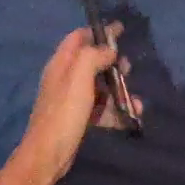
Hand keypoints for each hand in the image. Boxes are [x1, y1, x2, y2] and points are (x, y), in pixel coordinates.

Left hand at [10, 25, 141, 184]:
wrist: (49, 153)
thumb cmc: (64, 112)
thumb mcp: (79, 77)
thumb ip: (93, 56)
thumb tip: (109, 50)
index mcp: (61, 63)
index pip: (78, 37)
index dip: (99, 32)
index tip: (121, 31)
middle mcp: (65, 78)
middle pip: (92, 61)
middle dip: (113, 64)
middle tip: (127, 69)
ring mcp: (72, 99)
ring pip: (100, 86)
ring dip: (119, 90)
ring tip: (135, 101)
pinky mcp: (79, 118)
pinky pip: (101, 108)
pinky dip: (115, 109)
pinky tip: (130, 116)